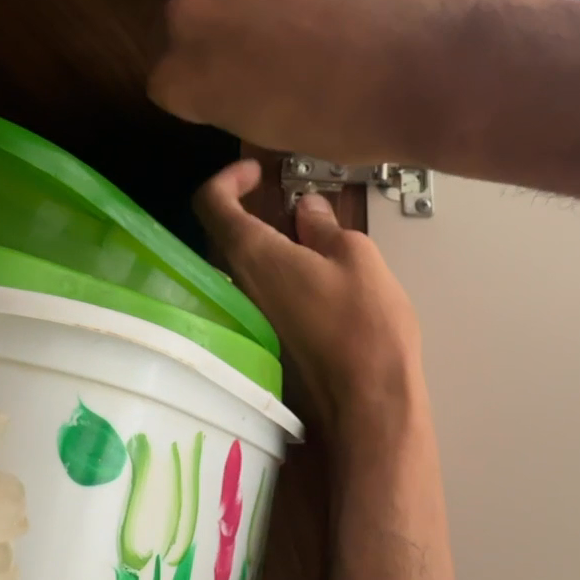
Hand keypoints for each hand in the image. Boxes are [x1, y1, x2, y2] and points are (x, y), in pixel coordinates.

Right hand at [149, 0, 472, 165]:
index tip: (231, 99)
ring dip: (241, 7)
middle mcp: (193, 15)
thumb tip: (240, 80)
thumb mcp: (275, 131)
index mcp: (183, 75)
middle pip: (183, 26)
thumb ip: (233, 99)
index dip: (200, 92)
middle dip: (213, 42)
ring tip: (295, 30)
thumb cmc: (349, 122)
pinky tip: (323, 6)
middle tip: (261, 64)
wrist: (425, 64)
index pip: (167, 82)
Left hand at [193, 159, 425, 437]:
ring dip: (261, 243)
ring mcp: (244, 315)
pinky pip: (252, 292)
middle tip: (285, 202)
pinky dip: (270, 273)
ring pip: (237, 265)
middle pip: (220, 232)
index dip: (228, 177)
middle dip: (247, 209)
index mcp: (251, 253)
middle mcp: (235, 283)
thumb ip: (322, 225)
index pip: (210, 201)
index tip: (257, 172)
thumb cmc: (364, 325)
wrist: (369, 406)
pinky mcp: (259, 340)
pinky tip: (307, 277)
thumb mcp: (354, 255)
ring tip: (304, 238)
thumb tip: (306, 208)